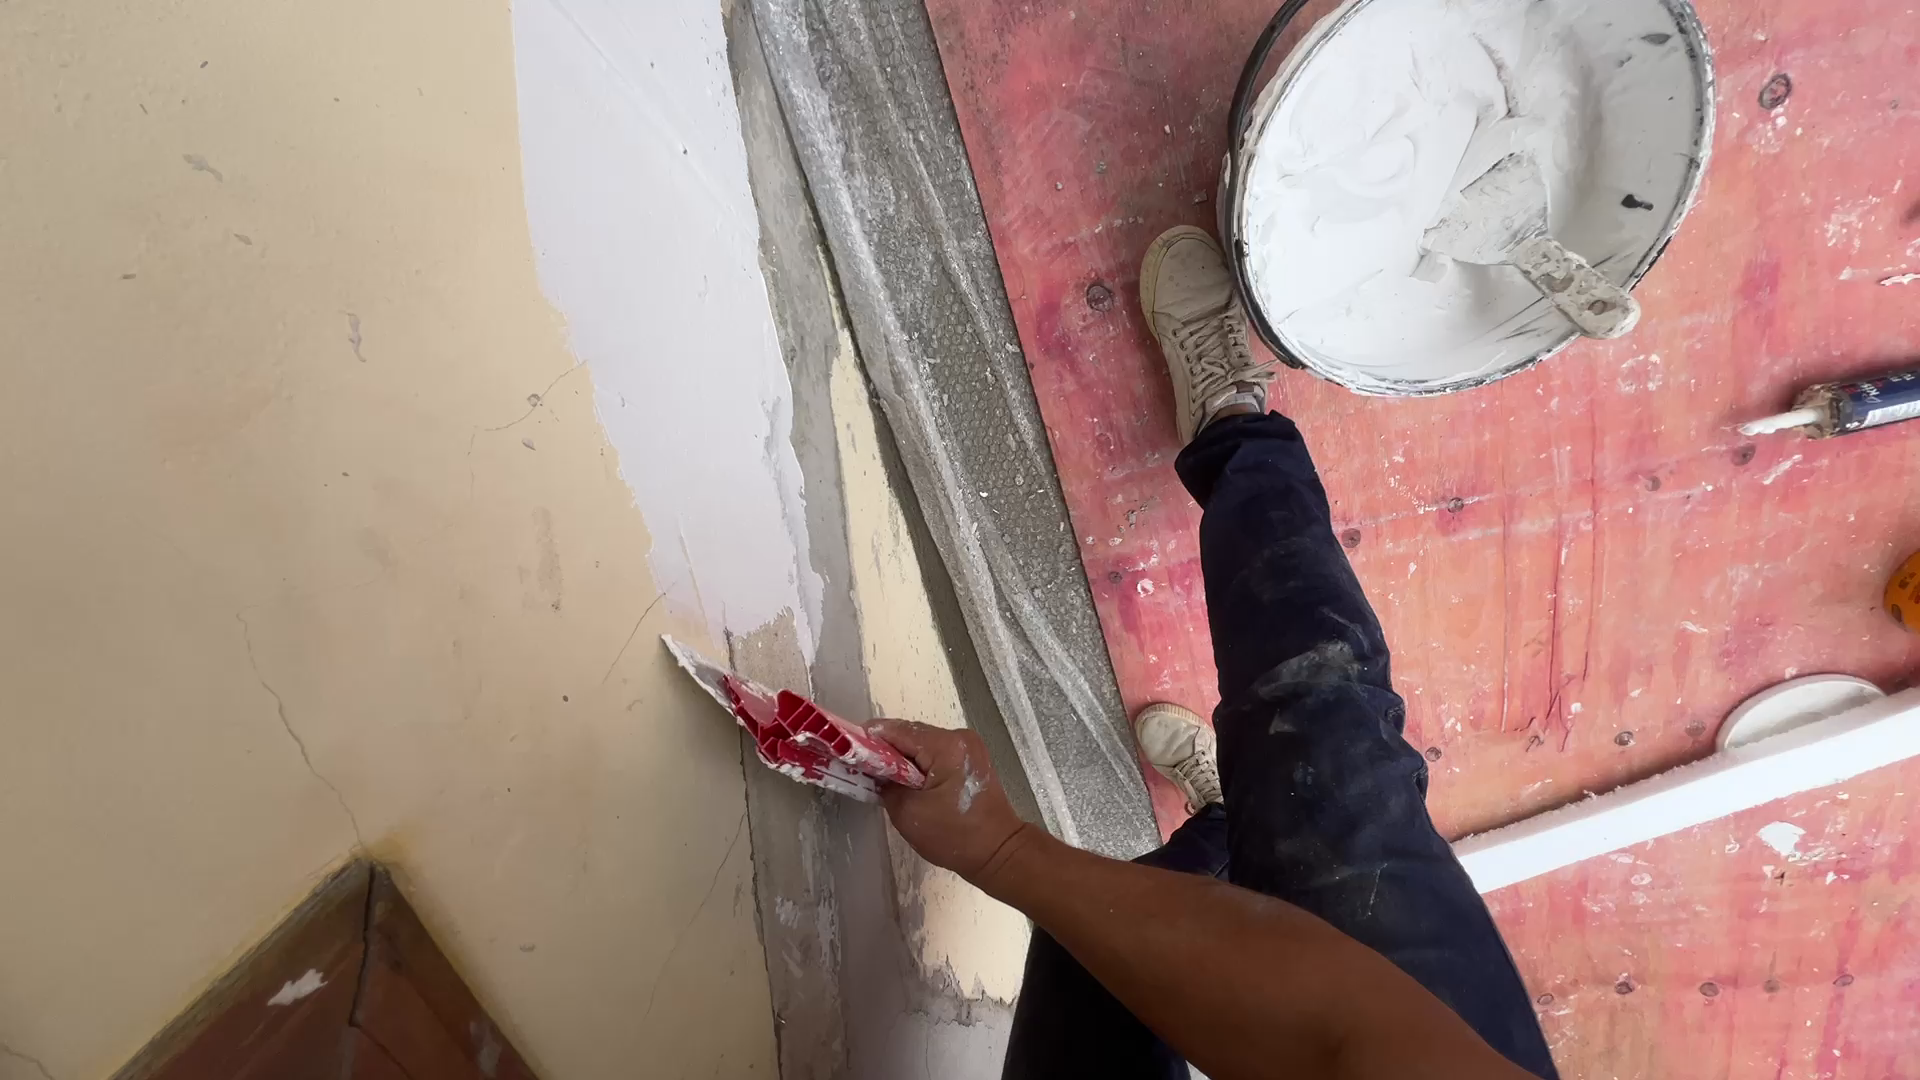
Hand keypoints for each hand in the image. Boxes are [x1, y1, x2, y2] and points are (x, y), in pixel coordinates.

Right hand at [871, 720, 1031, 883]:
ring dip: (902, 758)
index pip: (897, 730)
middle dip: (885, 751)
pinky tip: (906, 782)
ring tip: (883, 779)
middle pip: (910, 734)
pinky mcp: (969, 758)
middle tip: (863, 769)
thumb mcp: (908, 813)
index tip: (848, 751)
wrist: (999, 853)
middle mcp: (959, 737)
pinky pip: (935, 753)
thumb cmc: (954, 837)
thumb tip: (872, 770)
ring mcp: (967, 746)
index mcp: (946, 745)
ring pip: (922, 743)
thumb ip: (885, 785)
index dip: (869, 739)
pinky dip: (918, 764)